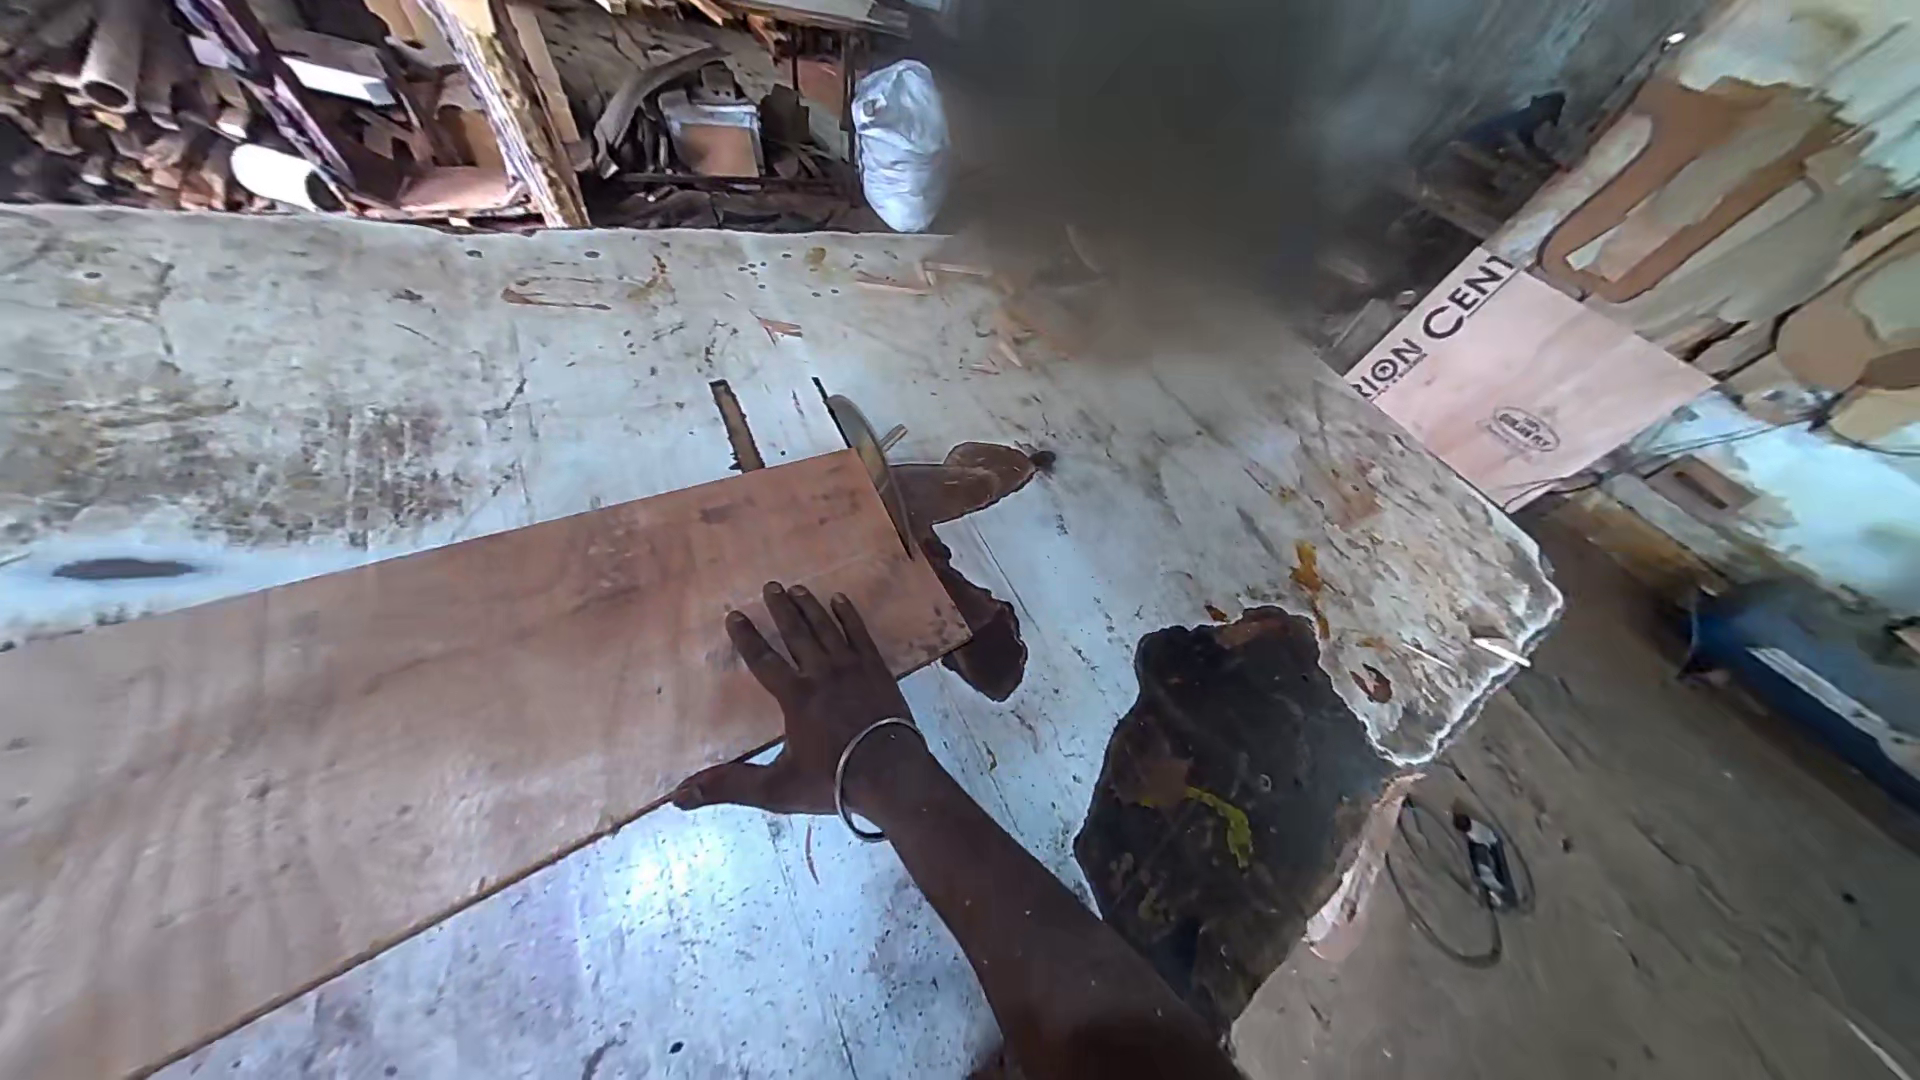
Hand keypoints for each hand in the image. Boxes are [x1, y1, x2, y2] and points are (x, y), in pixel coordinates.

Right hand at [672, 582, 920, 814]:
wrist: (891, 773)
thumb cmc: (833, 780)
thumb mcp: (776, 788)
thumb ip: (731, 785)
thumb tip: (679, 795)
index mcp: (796, 697)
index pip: (763, 660)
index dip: (747, 637)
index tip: (735, 615)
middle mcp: (821, 673)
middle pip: (796, 634)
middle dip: (781, 610)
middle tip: (770, 586)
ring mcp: (852, 667)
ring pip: (826, 628)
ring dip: (810, 607)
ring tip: (798, 589)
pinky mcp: (876, 668)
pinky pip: (859, 634)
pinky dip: (849, 615)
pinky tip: (840, 600)